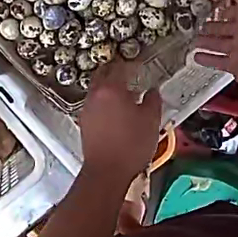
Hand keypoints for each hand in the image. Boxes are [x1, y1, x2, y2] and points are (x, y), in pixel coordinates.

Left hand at [77, 61, 162, 180]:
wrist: (107, 172)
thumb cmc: (130, 146)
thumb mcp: (151, 120)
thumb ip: (153, 100)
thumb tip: (153, 92)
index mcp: (112, 89)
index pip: (119, 67)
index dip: (130, 64)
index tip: (137, 66)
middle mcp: (95, 96)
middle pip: (103, 74)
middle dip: (115, 71)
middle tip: (128, 73)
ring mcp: (87, 109)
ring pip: (97, 89)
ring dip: (109, 87)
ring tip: (125, 93)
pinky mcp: (84, 123)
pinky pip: (95, 104)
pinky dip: (104, 102)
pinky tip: (116, 112)